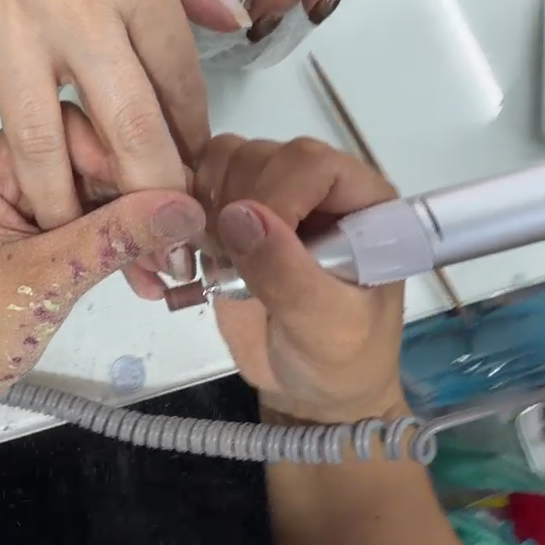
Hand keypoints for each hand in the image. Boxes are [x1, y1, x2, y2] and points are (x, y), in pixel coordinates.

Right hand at [0, 0, 249, 228]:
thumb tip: (235, 21)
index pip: (178, 81)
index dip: (191, 138)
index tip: (193, 175)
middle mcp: (79, 16)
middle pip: (125, 125)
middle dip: (147, 196)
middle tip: (155, 248)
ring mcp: (8, 28)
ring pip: (38, 135)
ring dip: (56, 201)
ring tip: (68, 249)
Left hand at [0, 104, 206, 424]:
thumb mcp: (46, 279)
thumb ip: (114, 237)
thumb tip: (189, 206)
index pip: (67, 130)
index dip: (119, 158)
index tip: (163, 198)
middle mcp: (5, 178)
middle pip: (84, 164)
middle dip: (132, 204)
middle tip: (176, 245)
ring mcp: (18, 211)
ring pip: (90, 201)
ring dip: (128, 234)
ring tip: (164, 272)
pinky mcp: (30, 242)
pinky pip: (81, 230)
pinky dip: (111, 253)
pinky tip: (145, 280)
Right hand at [193, 135, 406, 422]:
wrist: (309, 389)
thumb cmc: (337, 360)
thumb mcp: (326, 327)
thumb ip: (288, 274)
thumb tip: (240, 215)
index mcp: (360, 202)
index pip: (309, 162)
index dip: (274, 195)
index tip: (256, 251)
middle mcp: (315, 188)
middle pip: (259, 155)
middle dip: (234, 206)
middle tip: (233, 263)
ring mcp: (271, 196)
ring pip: (222, 161)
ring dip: (205, 207)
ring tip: (218, 259)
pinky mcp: (233, 212)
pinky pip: (198, 182)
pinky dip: (184, 210)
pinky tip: (194, 252)